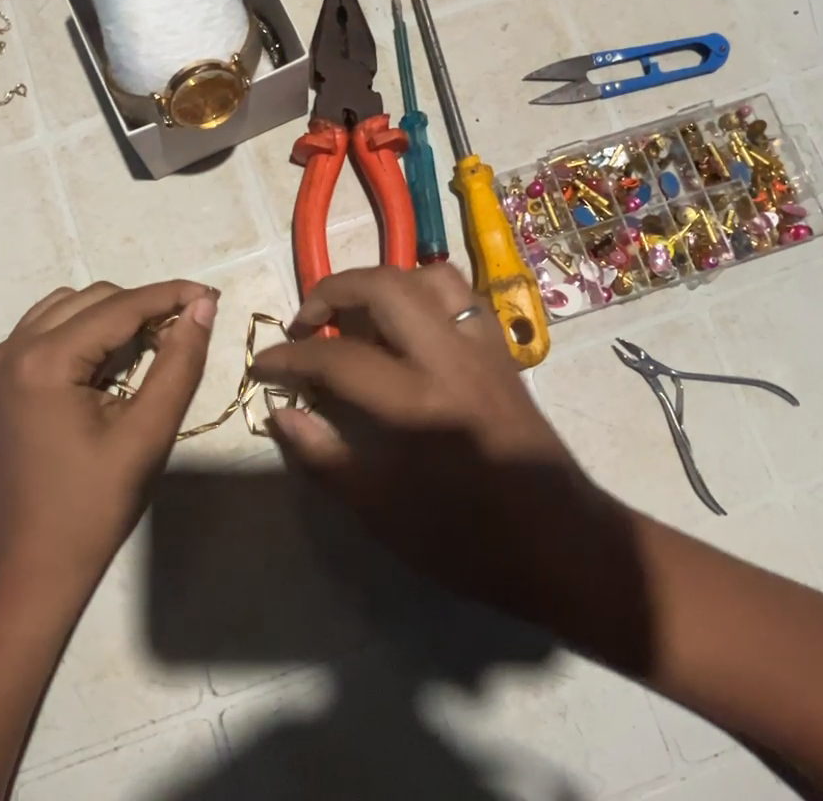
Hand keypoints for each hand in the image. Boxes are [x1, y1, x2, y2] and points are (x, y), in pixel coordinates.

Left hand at [0, 281, 216, 595]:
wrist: (31, 565)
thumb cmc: (93, 506)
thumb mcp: (147, 433)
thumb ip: (178, 364)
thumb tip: (202, 307)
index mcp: (43, 361)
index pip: (119, 307)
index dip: (170, 296)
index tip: (213, 296)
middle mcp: (12, 349)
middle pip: (93, 299)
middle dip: (143, 307)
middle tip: (186, 334)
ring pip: (68, 309)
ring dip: (114, 317)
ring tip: (152, 348)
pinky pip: (48, 332)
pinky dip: (85, 333)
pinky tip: (111, 364)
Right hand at [248, 265, 618, 635]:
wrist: (559, 544)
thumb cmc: (466, 540)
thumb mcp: (380, 511)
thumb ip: (323, 456)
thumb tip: (280, 413)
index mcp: (417, 402)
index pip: (336, 357)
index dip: (288, 358)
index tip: (262, 365)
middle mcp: (451, 358)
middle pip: (384, 287)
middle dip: (332, 291)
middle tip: (305, 323)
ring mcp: (483, 349)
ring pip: (429, 278)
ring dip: (382, 284)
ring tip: (356, 316)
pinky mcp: (503, 353)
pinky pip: (461, 299)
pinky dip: (423, 295)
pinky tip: (406, 329)